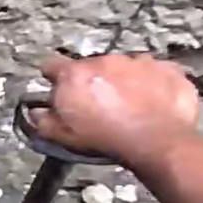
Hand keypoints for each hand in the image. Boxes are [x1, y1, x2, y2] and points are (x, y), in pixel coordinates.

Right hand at [29, 54, 200, 169]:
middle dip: (90, 81)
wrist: (156, 141)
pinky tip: (149, 101)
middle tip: (96, 104)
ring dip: (120, 79)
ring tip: (126, 104)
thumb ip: (41, 119)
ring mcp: (138, 61)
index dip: (52, 77)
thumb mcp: (60, 136)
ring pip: (122, 66)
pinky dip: (149, 82)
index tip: (58, 88)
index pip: (51, 65)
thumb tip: (37, 111)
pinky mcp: (166, 68)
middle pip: (90, 65)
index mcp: (74, 75)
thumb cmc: (103, 138)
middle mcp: (104, 60)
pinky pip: (153, 70)